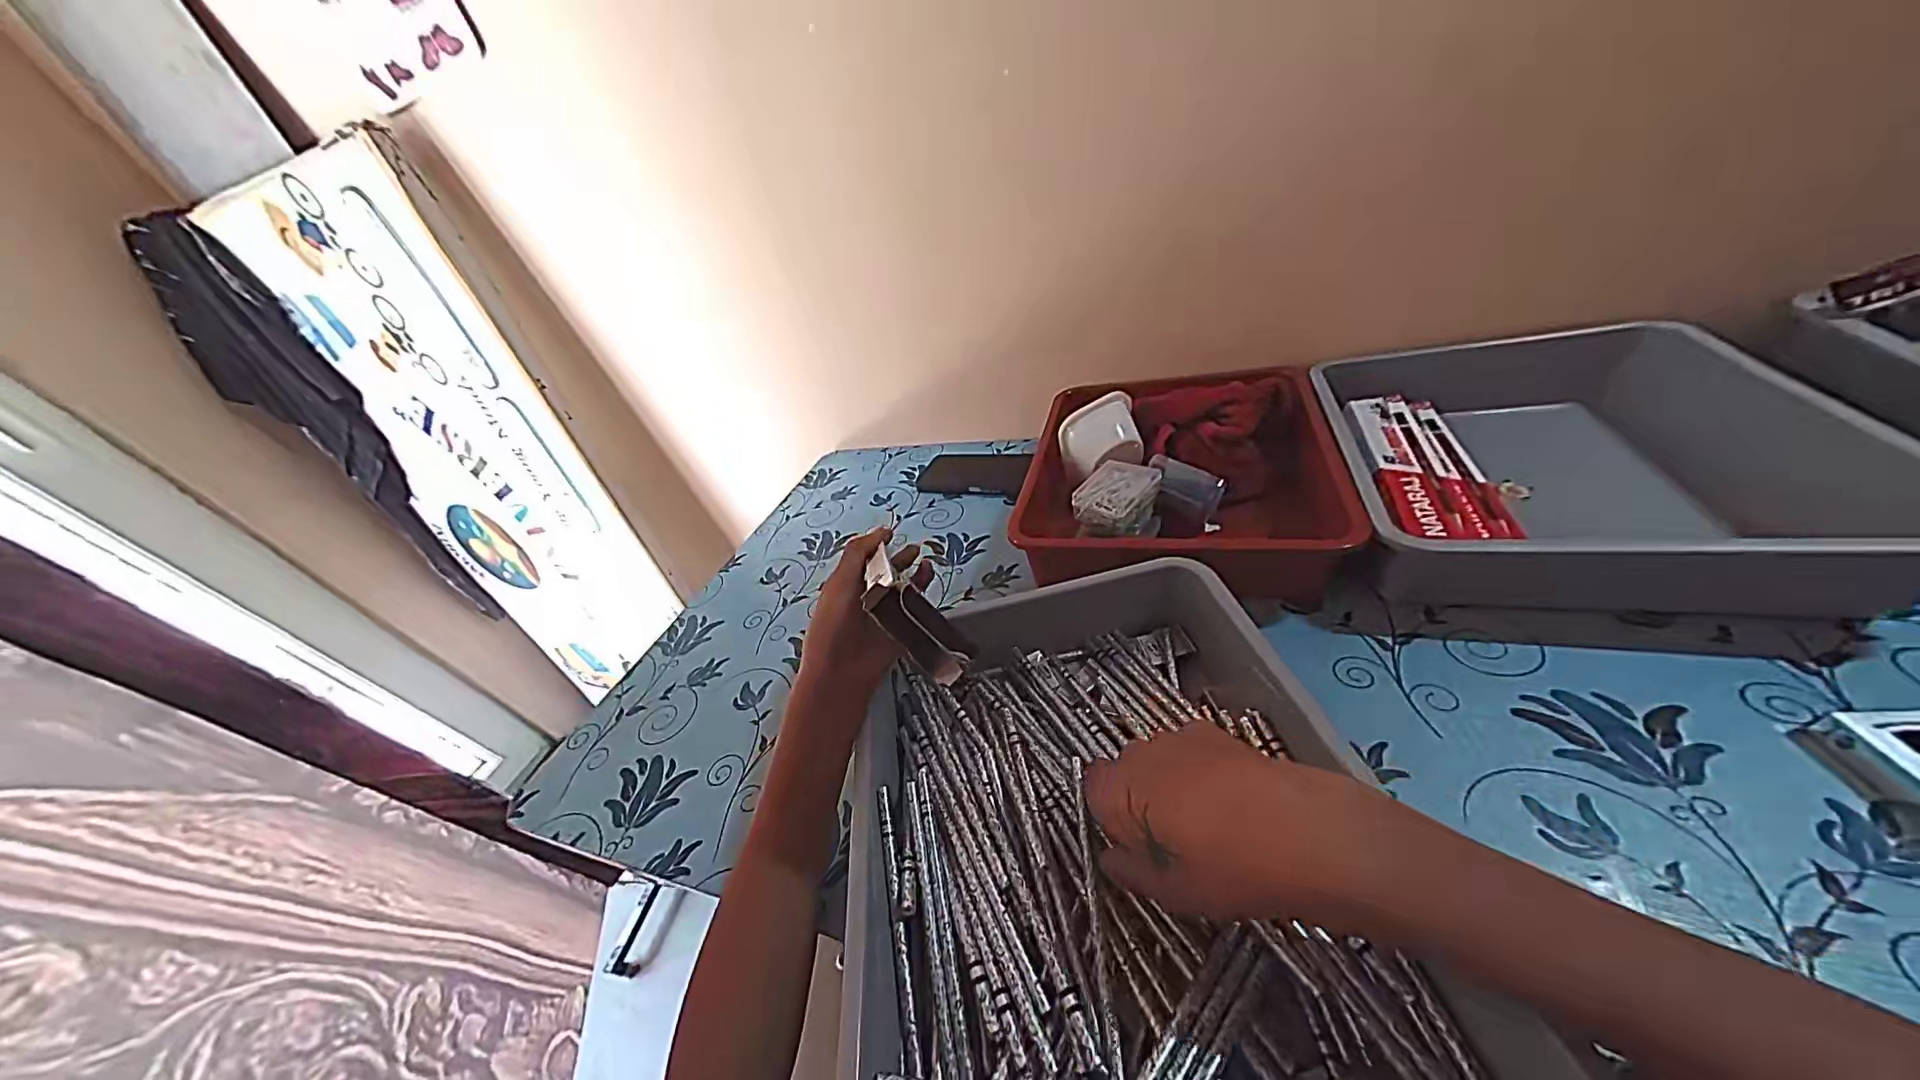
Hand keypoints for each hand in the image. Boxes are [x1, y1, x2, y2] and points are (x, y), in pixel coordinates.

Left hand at [795, 526, 931, 702]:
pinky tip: (925, 576)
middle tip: (911, 548)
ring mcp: (882, 613)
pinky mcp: (899, 628)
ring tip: (921, 558)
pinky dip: (921, 589)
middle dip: (897, 557)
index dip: (875, 544)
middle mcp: (864, 598)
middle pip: (885, 572)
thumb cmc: (832, 627)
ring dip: (912, 571)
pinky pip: (913, 605)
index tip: (889, 532)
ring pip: (901, 587)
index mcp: (844, 585)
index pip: (862, 559)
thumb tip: (875, 535)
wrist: (841, 672)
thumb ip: (857, 556)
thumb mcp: (839, 583)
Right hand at [1084, 721, 1419, 929]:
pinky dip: (1199, 772)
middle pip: (1124, 771)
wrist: (1315, 833)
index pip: (1091, 791)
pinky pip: (1191, 753)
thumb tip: (1113, 860)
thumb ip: (1132, 873)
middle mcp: (1143, 752)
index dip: (1110, 820)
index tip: (1136, 847)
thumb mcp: (1177, 892)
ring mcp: (1182, 737)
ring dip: (1169, 784)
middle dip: (1138, 800)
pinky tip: (1232, 805)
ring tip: (1208, 824)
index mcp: (1120, 789)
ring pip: (1158, 761)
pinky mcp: (1218, 734)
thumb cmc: (1237, 868)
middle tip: (1172, 842)